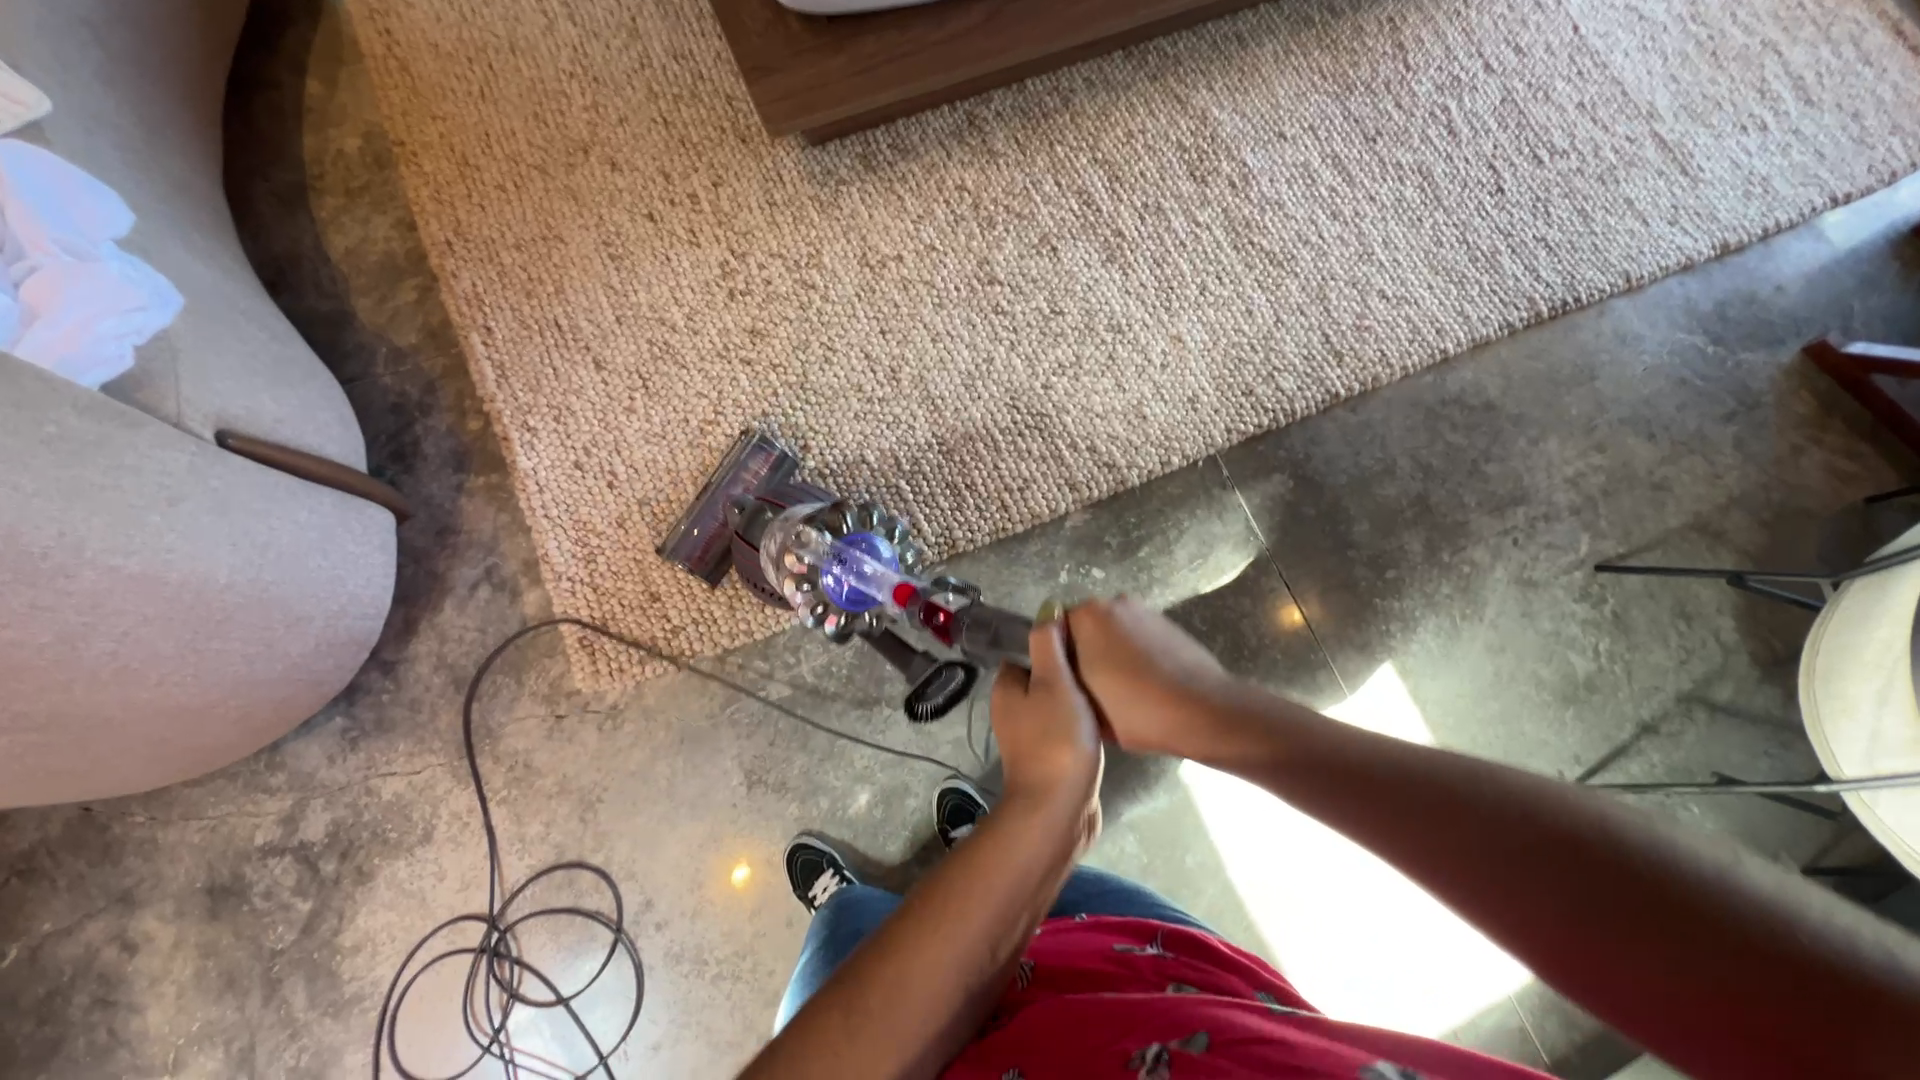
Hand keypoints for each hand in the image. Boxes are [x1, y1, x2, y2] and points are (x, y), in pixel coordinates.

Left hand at [989, 618, 1103, 852]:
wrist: (1058, 808)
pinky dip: (1081, 727)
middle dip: (1070, 675)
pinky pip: (1065, 732)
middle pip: (1043, 680)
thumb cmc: (1056, 739)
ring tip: (1107, 694)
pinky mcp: (1049, 761)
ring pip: (1056, 707)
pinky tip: (1103, 725)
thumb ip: (1049, 643)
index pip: (1026, 654)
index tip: (1083, 646)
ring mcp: (1029, 739)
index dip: (1053, 646)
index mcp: (1006, 688)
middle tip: (1101, 670)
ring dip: (1078, 702)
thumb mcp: (1054, 681)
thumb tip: (1047, 606)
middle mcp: (1011, 712)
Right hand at [1064, 596, 1239, 760]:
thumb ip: (1063, 679)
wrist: (1204, 711)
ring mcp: (1143, 610)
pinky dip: (1135, 654)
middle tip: (1090, 689)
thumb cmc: (1136, 710)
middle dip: (1084, 653)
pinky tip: (1145, 683)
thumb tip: (1060, 670)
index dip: (1057, 660)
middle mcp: (1112, 602)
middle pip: (1084, 628)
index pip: (1052, 632)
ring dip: (1110, 653)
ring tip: (1121, 689)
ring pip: (1112, 633)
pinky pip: (1137, 637)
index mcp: (1085, 616)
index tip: (1065, 685)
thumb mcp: (1083, 703)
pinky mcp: (1167, 623)